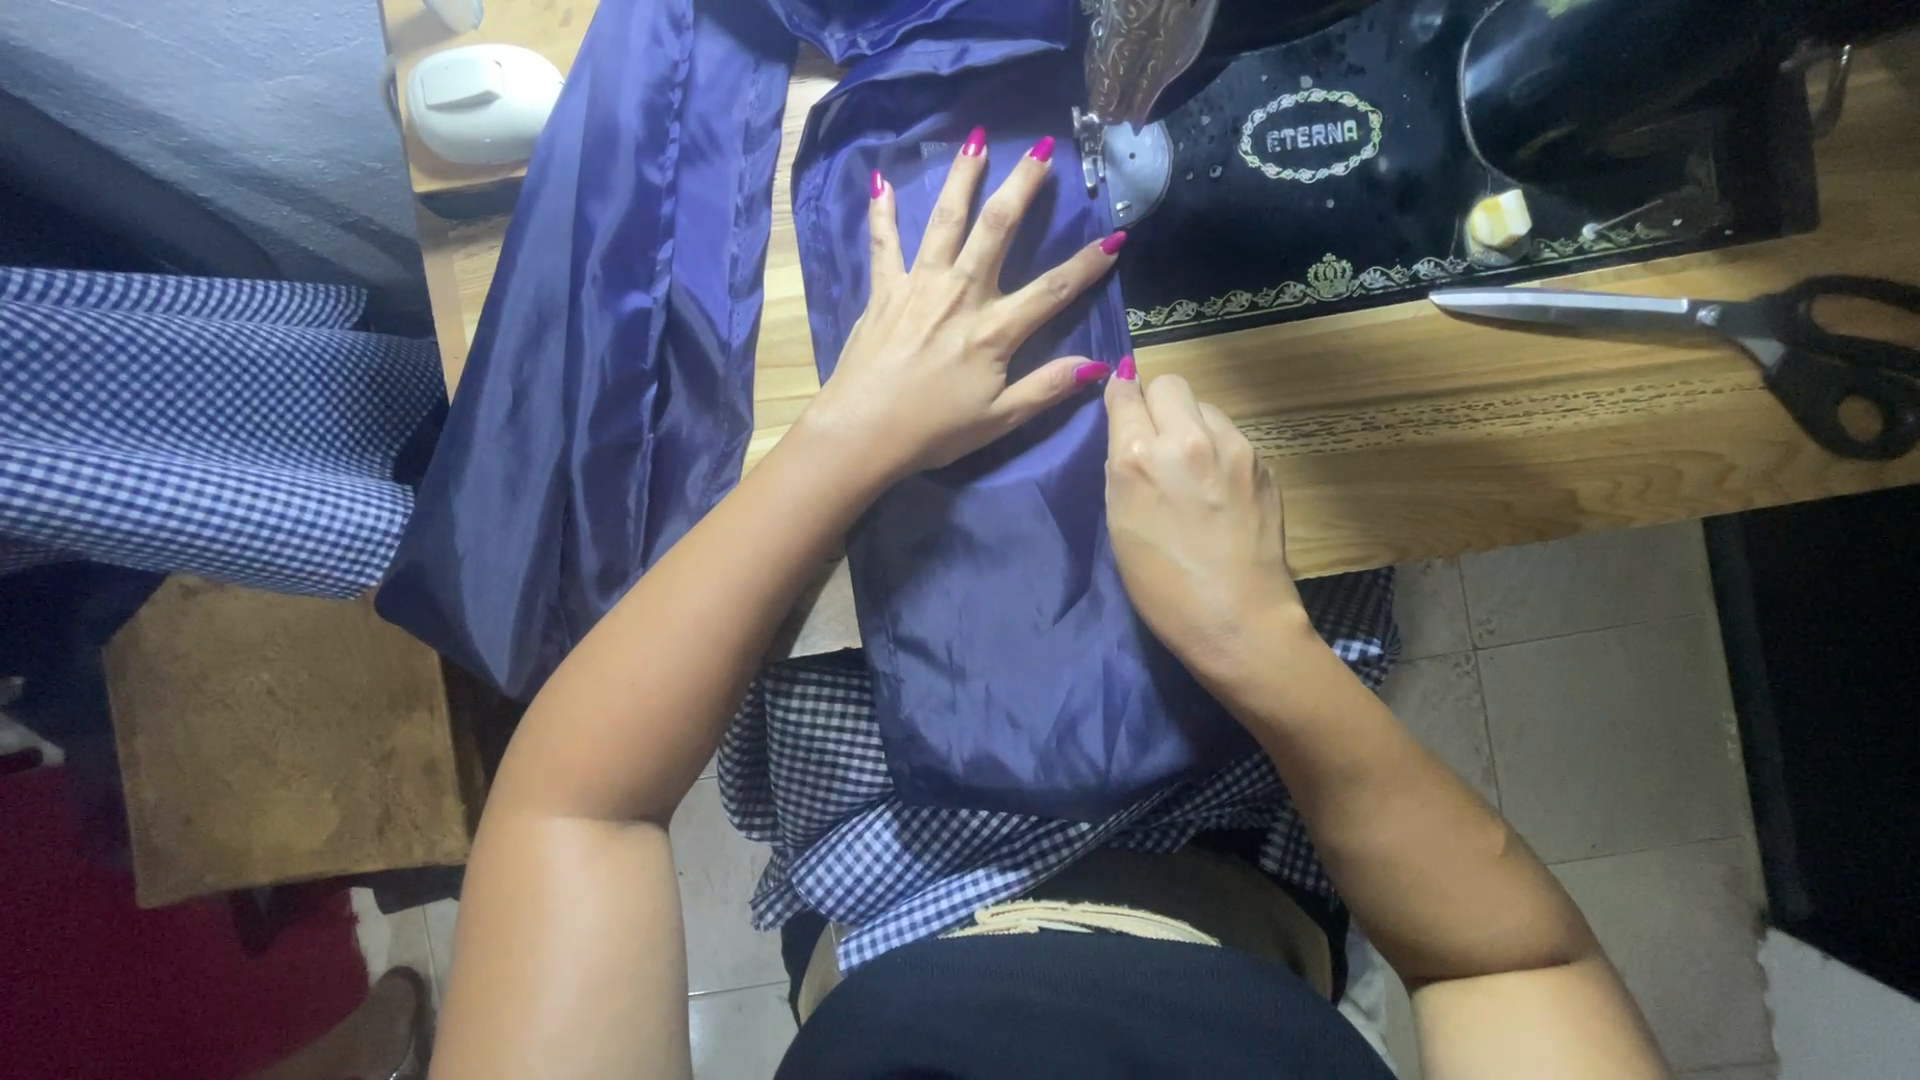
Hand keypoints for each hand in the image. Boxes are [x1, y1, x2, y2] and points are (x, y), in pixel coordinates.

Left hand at [800, 130, 1126, 477]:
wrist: (863, 432)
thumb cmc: (933, 431)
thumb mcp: (999, 420)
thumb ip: (1046, 388)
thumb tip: (1097, 365)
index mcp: (994, 330)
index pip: (1053, 289)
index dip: (1088, 265)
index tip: (1116, 238)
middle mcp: (961, 295)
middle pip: (997, 230)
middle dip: (1023, 187)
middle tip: (1042, 149)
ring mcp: (919, 286)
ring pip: (945, 221)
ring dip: (963, 179)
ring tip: (977, 140)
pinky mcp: (884, 291)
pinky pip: (884, 244)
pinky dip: (882, 213)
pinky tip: (880, 181)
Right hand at [1104, 369, 1305, 675]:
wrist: (1238, 619)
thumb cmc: (1162, 586)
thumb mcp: (1120, 523)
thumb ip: (1122, 467)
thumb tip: (1127, 426)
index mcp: (1138, 458)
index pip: (1125, 393)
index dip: (1121, 398)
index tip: (1122, 410)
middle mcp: (1186, 439)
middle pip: (1169, 384)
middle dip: (1157, 403)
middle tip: (1157, 441)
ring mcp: (1232, 447)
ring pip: (1203, 406)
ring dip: (1191, 424)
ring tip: (1192, 470)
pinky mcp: (1263, 462)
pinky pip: (1230, 434)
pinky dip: (1218, 449)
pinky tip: (1220, 490)